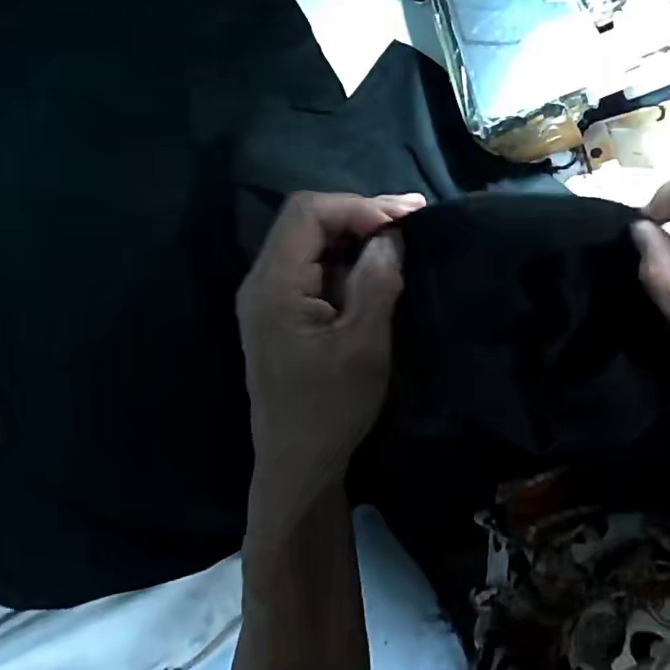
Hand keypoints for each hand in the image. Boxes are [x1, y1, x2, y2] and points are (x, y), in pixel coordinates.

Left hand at [238, 192, 424, 479]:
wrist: (297, 464)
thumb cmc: (330, 408)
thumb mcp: (365, 345)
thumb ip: (376, 282)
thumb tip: (390, 237)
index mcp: (273, 285)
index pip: (308, 213)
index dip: (357, 206)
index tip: (403, 219)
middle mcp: (261, 282)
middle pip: (305, 221)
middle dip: (357, 214)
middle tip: (409, 219)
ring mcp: (266, 297)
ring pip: (307, 241)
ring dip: (352, 234)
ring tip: (398, 237)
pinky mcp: (278, 312)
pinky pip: (309, 267)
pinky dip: (343, 258)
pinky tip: (374, 266)